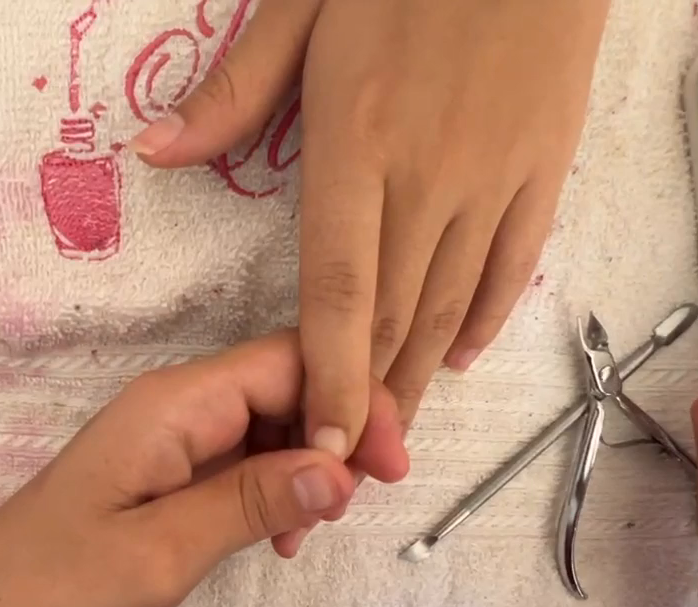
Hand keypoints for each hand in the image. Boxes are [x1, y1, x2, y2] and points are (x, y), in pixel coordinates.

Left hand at [0, 331, 408, 606]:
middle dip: (336, 437)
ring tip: (309, 531)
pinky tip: (276, 536)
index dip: (353, 401)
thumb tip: (342, 469)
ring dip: (306, 470)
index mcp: (176, 403)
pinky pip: (242, 458)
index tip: (390, 467)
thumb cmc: (65, 579)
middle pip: (287, 386)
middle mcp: (178, 402)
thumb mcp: (167, 549)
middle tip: (356, 504)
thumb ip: (255, 501)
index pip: (292, 362)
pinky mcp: (168, 466)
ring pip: (270, 424)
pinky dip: (273, 490)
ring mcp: (172, 434)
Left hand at [132, 0, 609, 450]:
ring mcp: (494, 177)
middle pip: (392, 319)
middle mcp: (427, 179)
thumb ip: (230, 94)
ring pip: (450, 306)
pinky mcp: (545, 165)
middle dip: (368, 405)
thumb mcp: (299, 3)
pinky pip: (514, 263)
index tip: (320, 449)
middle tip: (348, 469)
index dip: (328, 380)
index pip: (338, 294)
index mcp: (355, 149)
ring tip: (392, 437)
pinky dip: (485, 319)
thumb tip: (152, 150)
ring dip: (418, 380)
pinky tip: (458, 358)